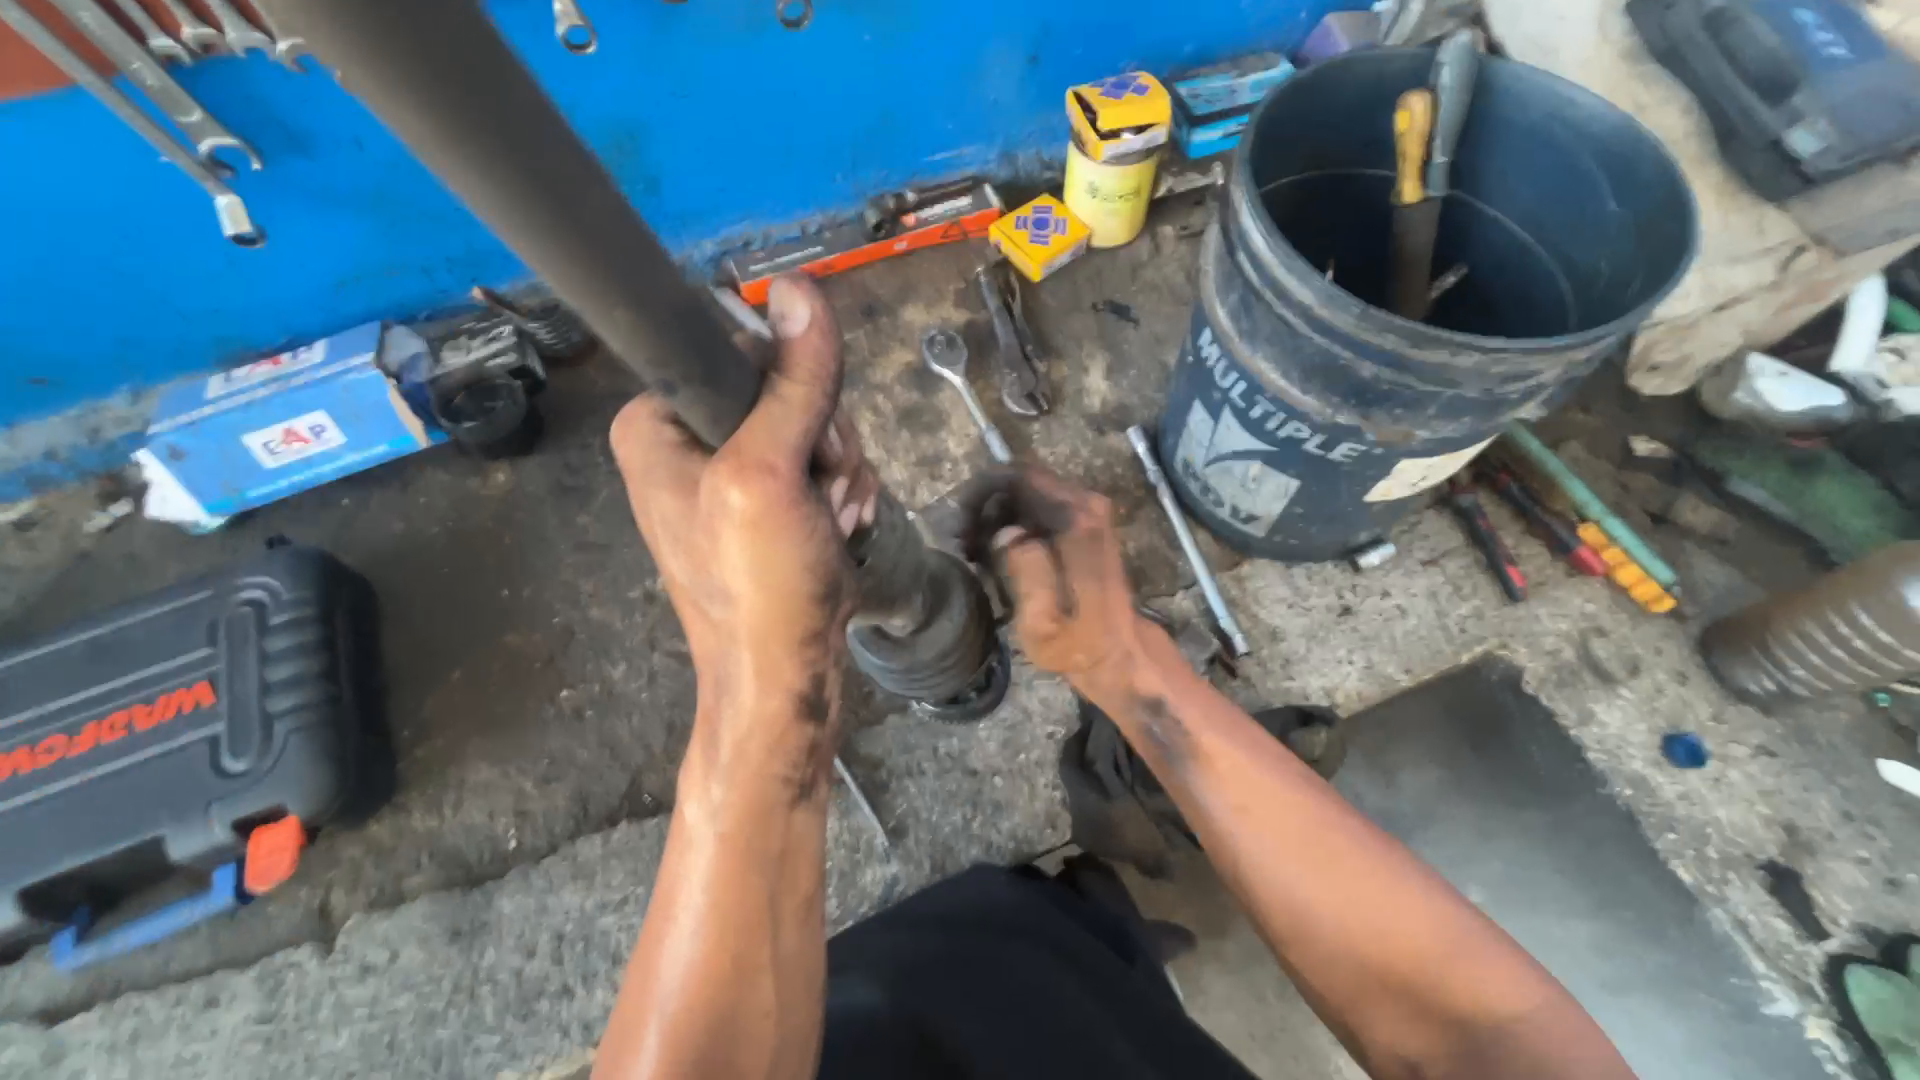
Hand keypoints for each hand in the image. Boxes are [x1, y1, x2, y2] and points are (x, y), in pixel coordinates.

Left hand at [610, 275, 873, 734]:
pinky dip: (843, 492)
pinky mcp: (770, 500)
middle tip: (821, 491)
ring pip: (814, 426)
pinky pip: (823, 463)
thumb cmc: (757, 582)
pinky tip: (839, 526)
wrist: (784, 674)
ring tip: (832, 519)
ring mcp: (733, 471)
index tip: (806, 439)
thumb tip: (801, 287)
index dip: (787, 383)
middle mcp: (689, 440)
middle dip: (822, 440)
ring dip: (839, 470)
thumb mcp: (768, 473)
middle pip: (785, 390)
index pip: (737, 349)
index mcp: (657, 422)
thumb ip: (791, 382)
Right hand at [970, 467, 1152, 697]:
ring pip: (1026, 493)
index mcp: (1074, 520)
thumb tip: (1005, 533)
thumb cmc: (1077, 642)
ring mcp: (1088, 512)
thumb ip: (1025, 569)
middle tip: (963, 546)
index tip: (959, 526)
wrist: (1118, 653)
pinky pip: (1038, 508)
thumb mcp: (1042, 619)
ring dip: (994, 517)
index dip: (980, 492)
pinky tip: (996, 557)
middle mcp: (1085, 504)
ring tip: (975, 555)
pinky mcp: (1085, 524)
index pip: (1018, 476)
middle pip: (1020, 481)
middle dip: (984, 507)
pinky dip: (1011, 525)